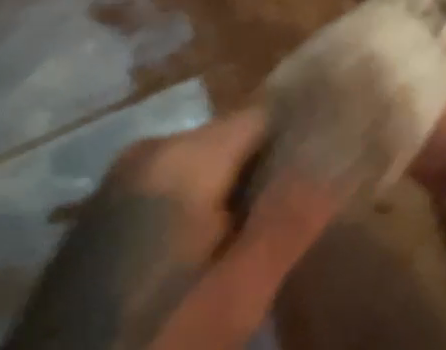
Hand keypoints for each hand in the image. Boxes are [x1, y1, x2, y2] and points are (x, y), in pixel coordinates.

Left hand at [8, 109, 345, 349]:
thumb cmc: (158, 340)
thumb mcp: (238, 293)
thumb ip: (291, 218)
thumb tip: (342, 154)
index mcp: (182, 157)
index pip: (267, 117)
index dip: (305, 143)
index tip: (333, 177)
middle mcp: (148, 151)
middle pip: (236, 142)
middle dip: (270, 179)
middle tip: (296, 231)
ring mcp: (118, 181)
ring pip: (205, 169)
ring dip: (235, 201)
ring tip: (256, 251)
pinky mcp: (102, 214)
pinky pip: (172, 191)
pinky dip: (200, 215)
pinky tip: (206, 264)